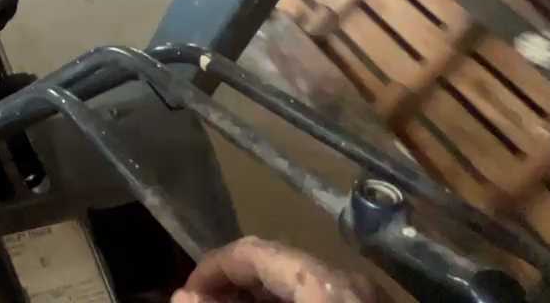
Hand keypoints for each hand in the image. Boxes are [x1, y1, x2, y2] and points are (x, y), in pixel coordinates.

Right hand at [175, 237, 376, 302]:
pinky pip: (319, 299)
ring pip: (297, 283)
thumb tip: (180, 295)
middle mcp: (348, 279)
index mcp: (323, 278)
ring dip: (258, 296)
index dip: (210, 268)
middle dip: (233, 283)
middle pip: (274, 264)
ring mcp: (368, 299)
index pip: (250, 250)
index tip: (186, 295)